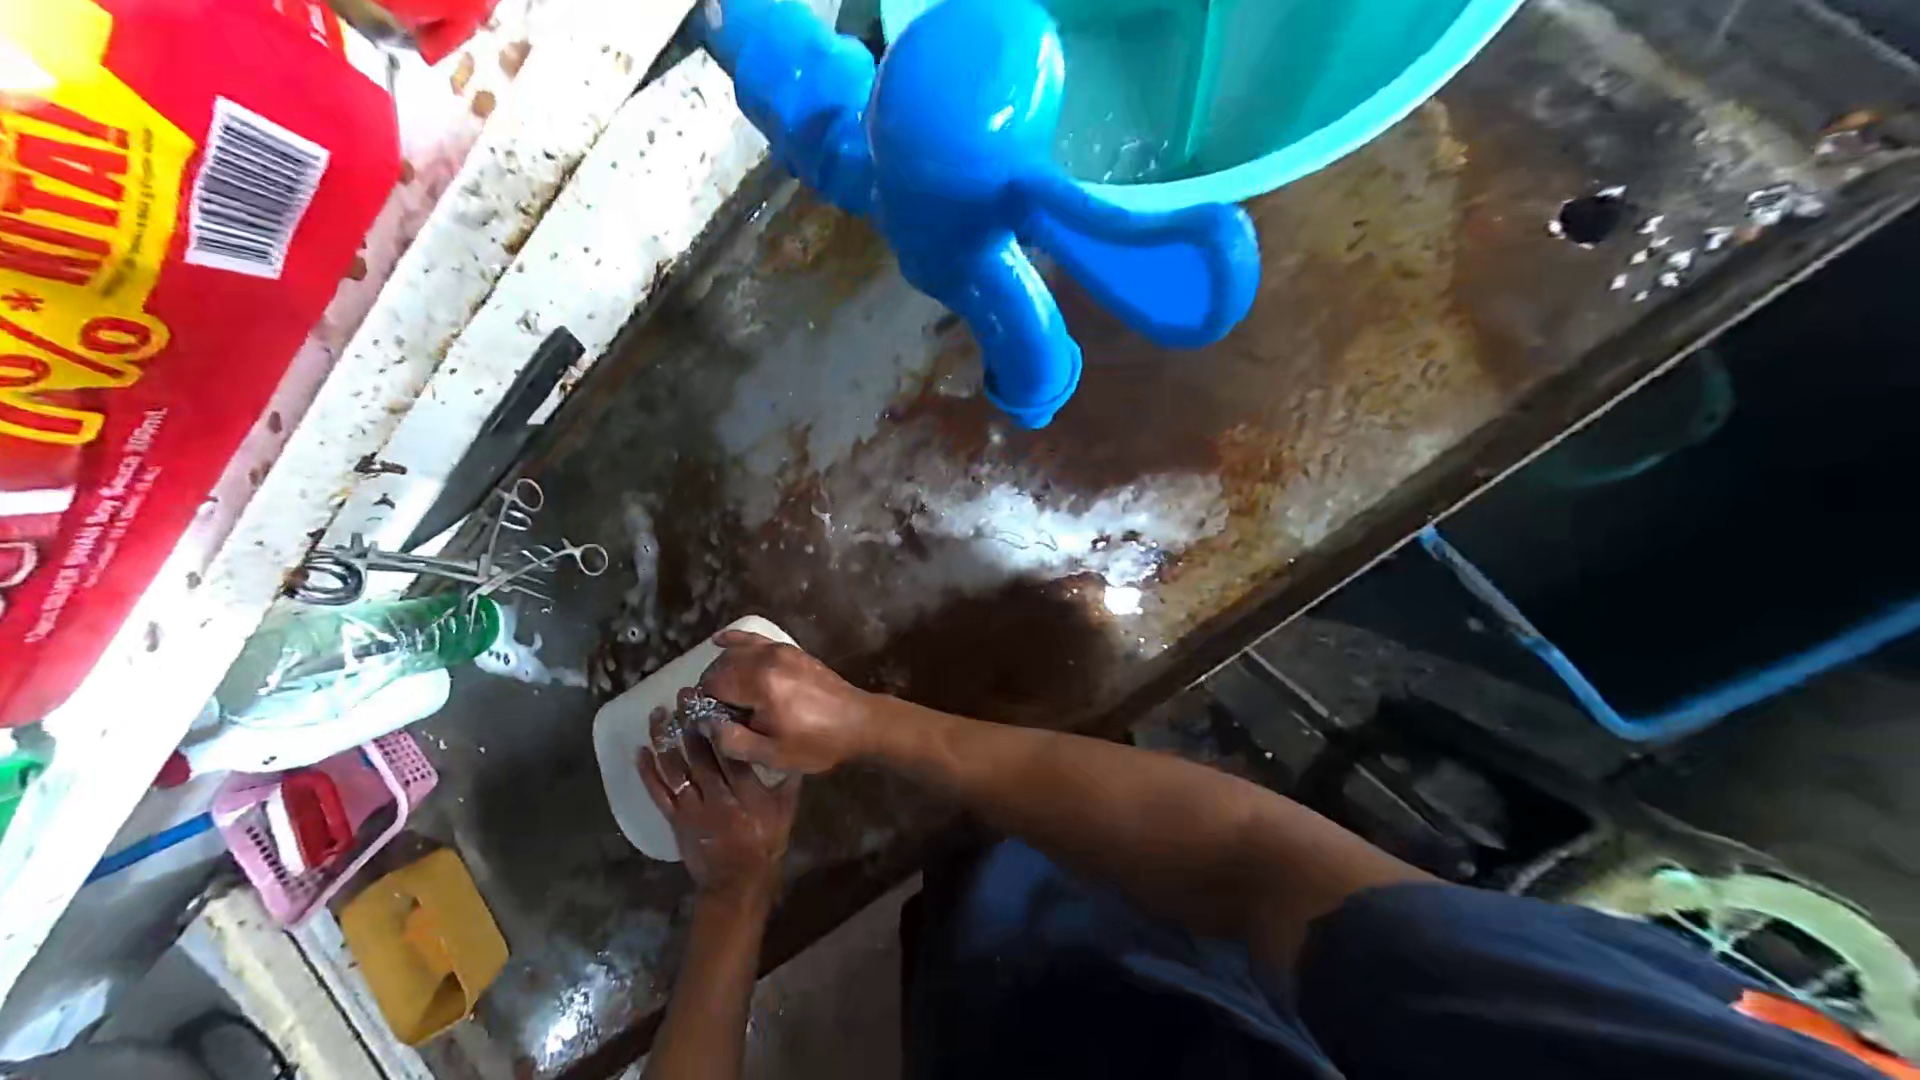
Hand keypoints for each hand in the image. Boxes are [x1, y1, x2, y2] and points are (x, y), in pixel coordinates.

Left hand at [639, 702, 800, 898]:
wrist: (737, 883)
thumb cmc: (766, 842)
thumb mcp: (787, 809)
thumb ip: (789, 778)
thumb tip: (792, 746)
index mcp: (747, 791)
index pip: (732, 752)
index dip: (721, 726)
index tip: (713, 702)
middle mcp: (718, 796)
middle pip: (700, 754)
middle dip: (690, 723)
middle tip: (682, 696)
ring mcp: (693, 808)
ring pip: (675, 768)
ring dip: (665, 739)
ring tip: (658, 714)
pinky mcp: (676, 819)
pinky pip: (658, 793)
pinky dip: (647, 771)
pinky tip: (641, 750)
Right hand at [698, 630, 875, 774]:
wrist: (858, 722)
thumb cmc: (817, 742)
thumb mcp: (772, 754)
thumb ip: (732, 740)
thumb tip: (705, 722)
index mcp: (761, 684)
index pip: (712, 685)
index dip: (703, 704)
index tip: (709, 722)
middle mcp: (768, 659)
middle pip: (721, 666)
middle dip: (711, 688)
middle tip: (717, 714)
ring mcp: (781, 650)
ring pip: (736, 652)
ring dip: (722, 669)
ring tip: (725, 696)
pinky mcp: (791, 650)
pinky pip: (756, 638)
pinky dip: (735, 639)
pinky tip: (719, 640)